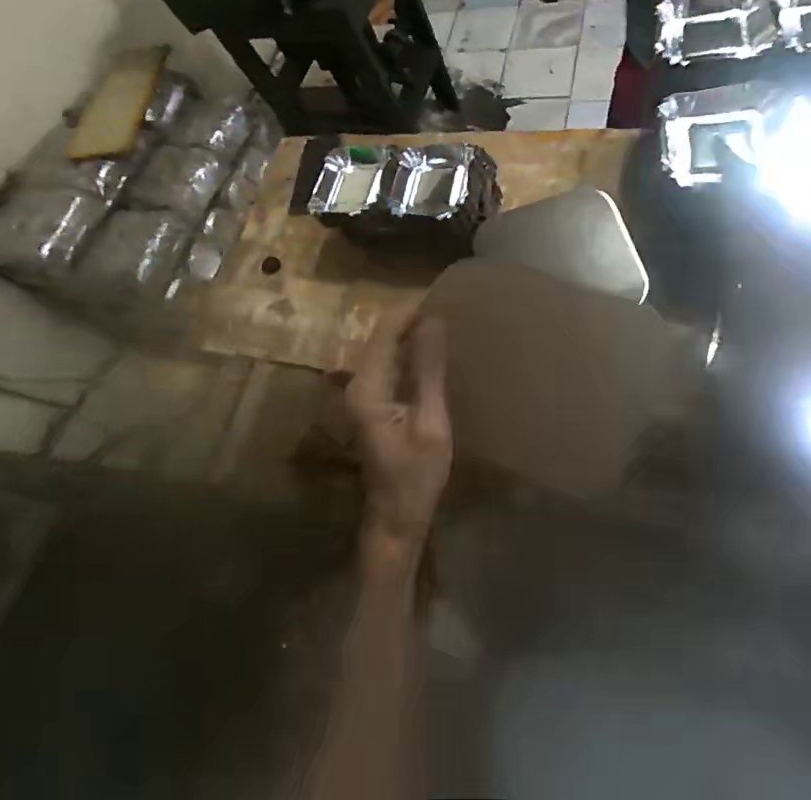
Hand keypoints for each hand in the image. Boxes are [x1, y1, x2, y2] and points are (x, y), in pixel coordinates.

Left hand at [344, 308, 452, 549]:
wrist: (396, 518)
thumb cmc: (416, 477)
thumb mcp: (431, 423)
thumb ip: (429, 371)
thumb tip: (434, 321)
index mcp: (367, 387)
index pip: (385, 331)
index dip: (412, 307)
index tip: (446, 292)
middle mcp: (358, 383)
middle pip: (382, 334)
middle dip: (414, 315)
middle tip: (453, 304)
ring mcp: (363, 392)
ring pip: (386, 347)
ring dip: (413, 331)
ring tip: (449, 319)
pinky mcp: (373, 401)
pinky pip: (390, 363)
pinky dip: (411, 350)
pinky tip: (436, 348)